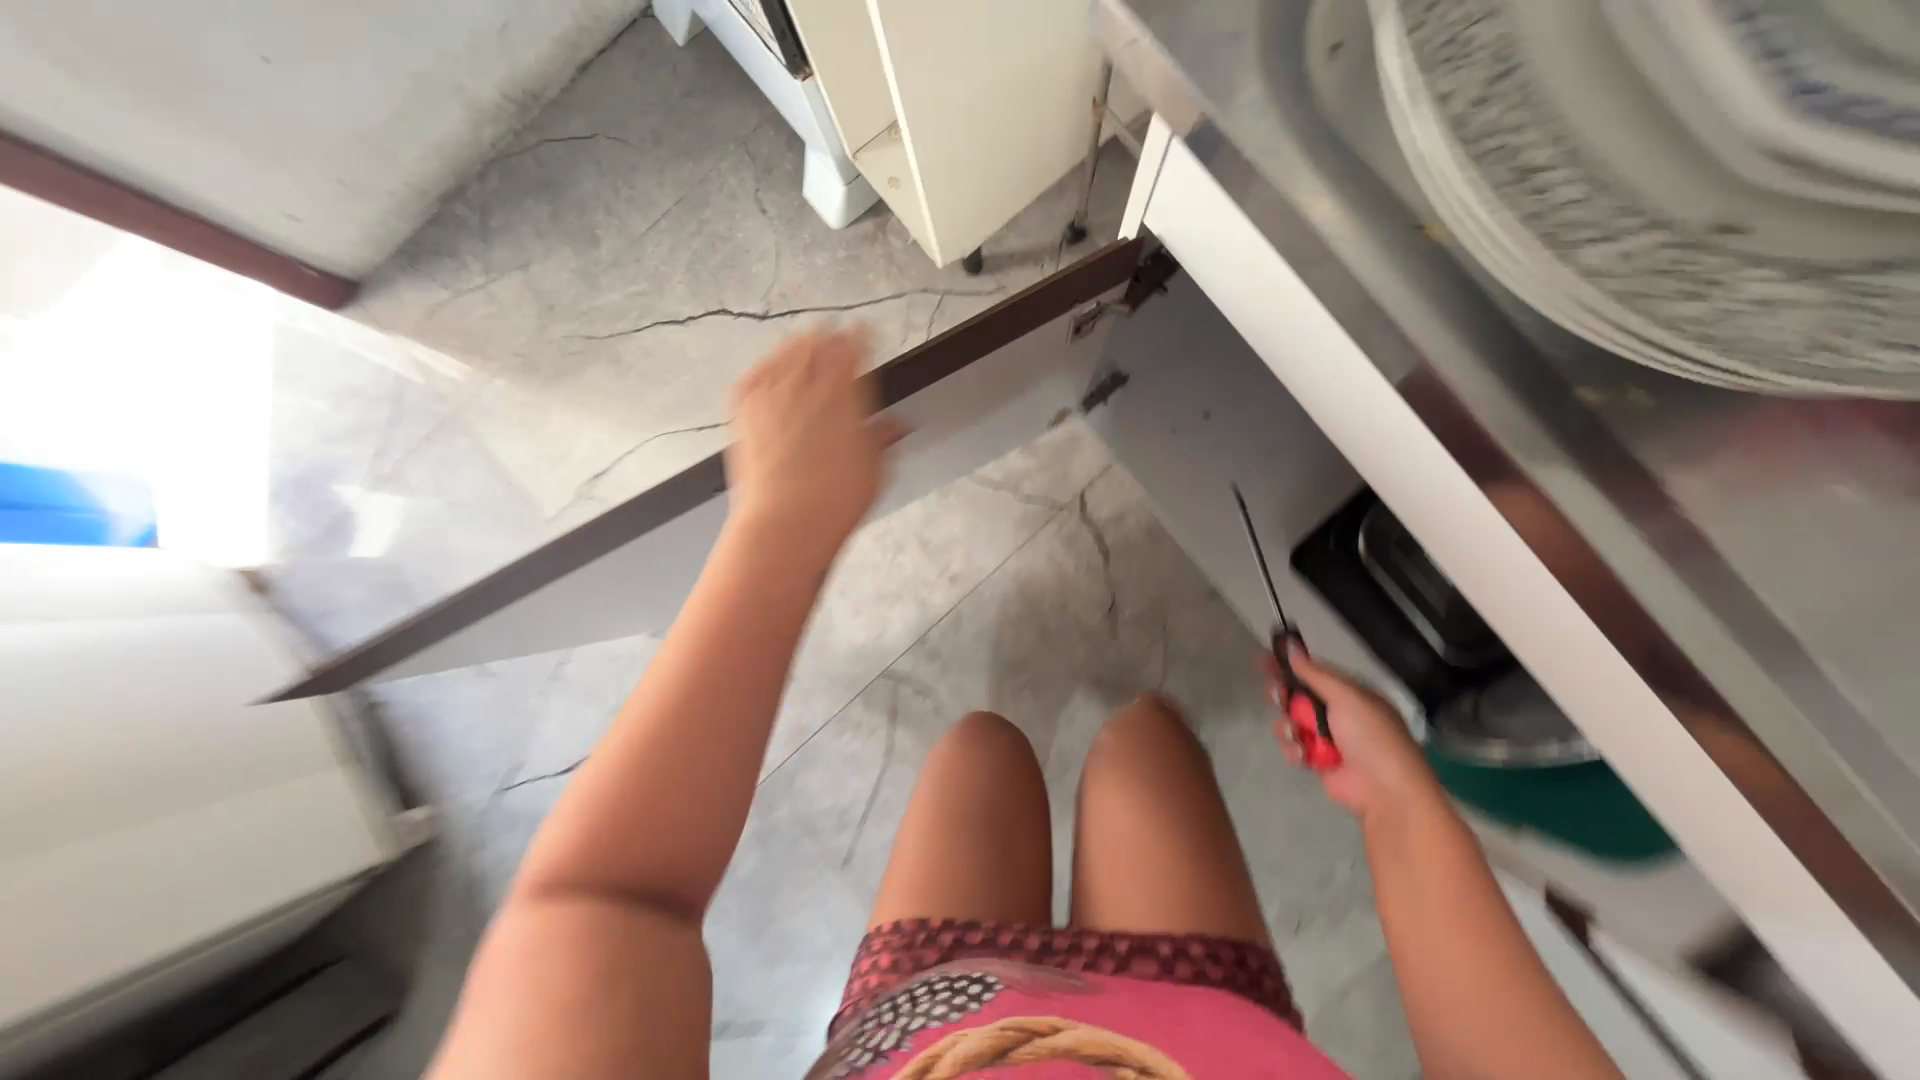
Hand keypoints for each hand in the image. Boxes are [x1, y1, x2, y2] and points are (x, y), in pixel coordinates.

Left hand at [725, 326, 895, 556]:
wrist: (785, 523)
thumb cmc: (835, 502)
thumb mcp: (874, 468)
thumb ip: (882, 436)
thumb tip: (897, 424)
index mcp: (843, 392)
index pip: (853, 344)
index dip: (861, 335)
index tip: (866, 334)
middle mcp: (804, 384)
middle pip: (817, 340)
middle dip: (829, 338)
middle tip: (835, 339)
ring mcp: (770, 393)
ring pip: (785, 351)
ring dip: (798, 347)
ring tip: (804, 351)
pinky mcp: (742, 409)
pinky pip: (753, 373)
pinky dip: (765, 368)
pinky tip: (771, 373)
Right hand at [1262, 647, 1441, 824]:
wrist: (1384, 788)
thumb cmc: (1370, 736)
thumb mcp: (1346, 697)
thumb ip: (1314, 674)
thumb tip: (1291, 646)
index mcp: (1350, 694)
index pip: (1313, 673)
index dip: (1289, 666)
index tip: (1263, 660)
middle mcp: (1336, 713)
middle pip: (1297, 697)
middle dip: (1283, 696)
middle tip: (1276, 696)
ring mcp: (1325, 738)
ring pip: (1290, 722)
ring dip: (1287, 727)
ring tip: (1295, 733)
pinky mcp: (1316, 761)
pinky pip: (1293, 747)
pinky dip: (1294, 750)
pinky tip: (1303, 755)